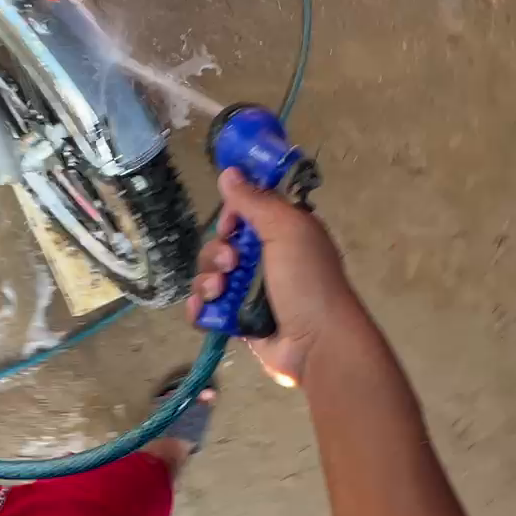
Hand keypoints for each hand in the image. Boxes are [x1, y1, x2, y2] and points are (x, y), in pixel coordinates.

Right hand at [186, 168, 363, 385]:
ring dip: (207, 281)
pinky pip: (205, 308)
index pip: (243, 214)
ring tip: (221, 292)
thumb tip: (229, 171)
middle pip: (220, 245)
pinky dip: (199, 308)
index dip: (231, 216)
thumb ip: (256, 201)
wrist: (315, 344)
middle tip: (233, 265)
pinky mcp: (236, 321)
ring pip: (209, 276)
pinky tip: (203, 309)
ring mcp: (249, 293)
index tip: (232, 226)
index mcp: (282, 233)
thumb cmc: (307, 282)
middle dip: (216, 253)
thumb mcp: (287, 230)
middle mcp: (265, 261)